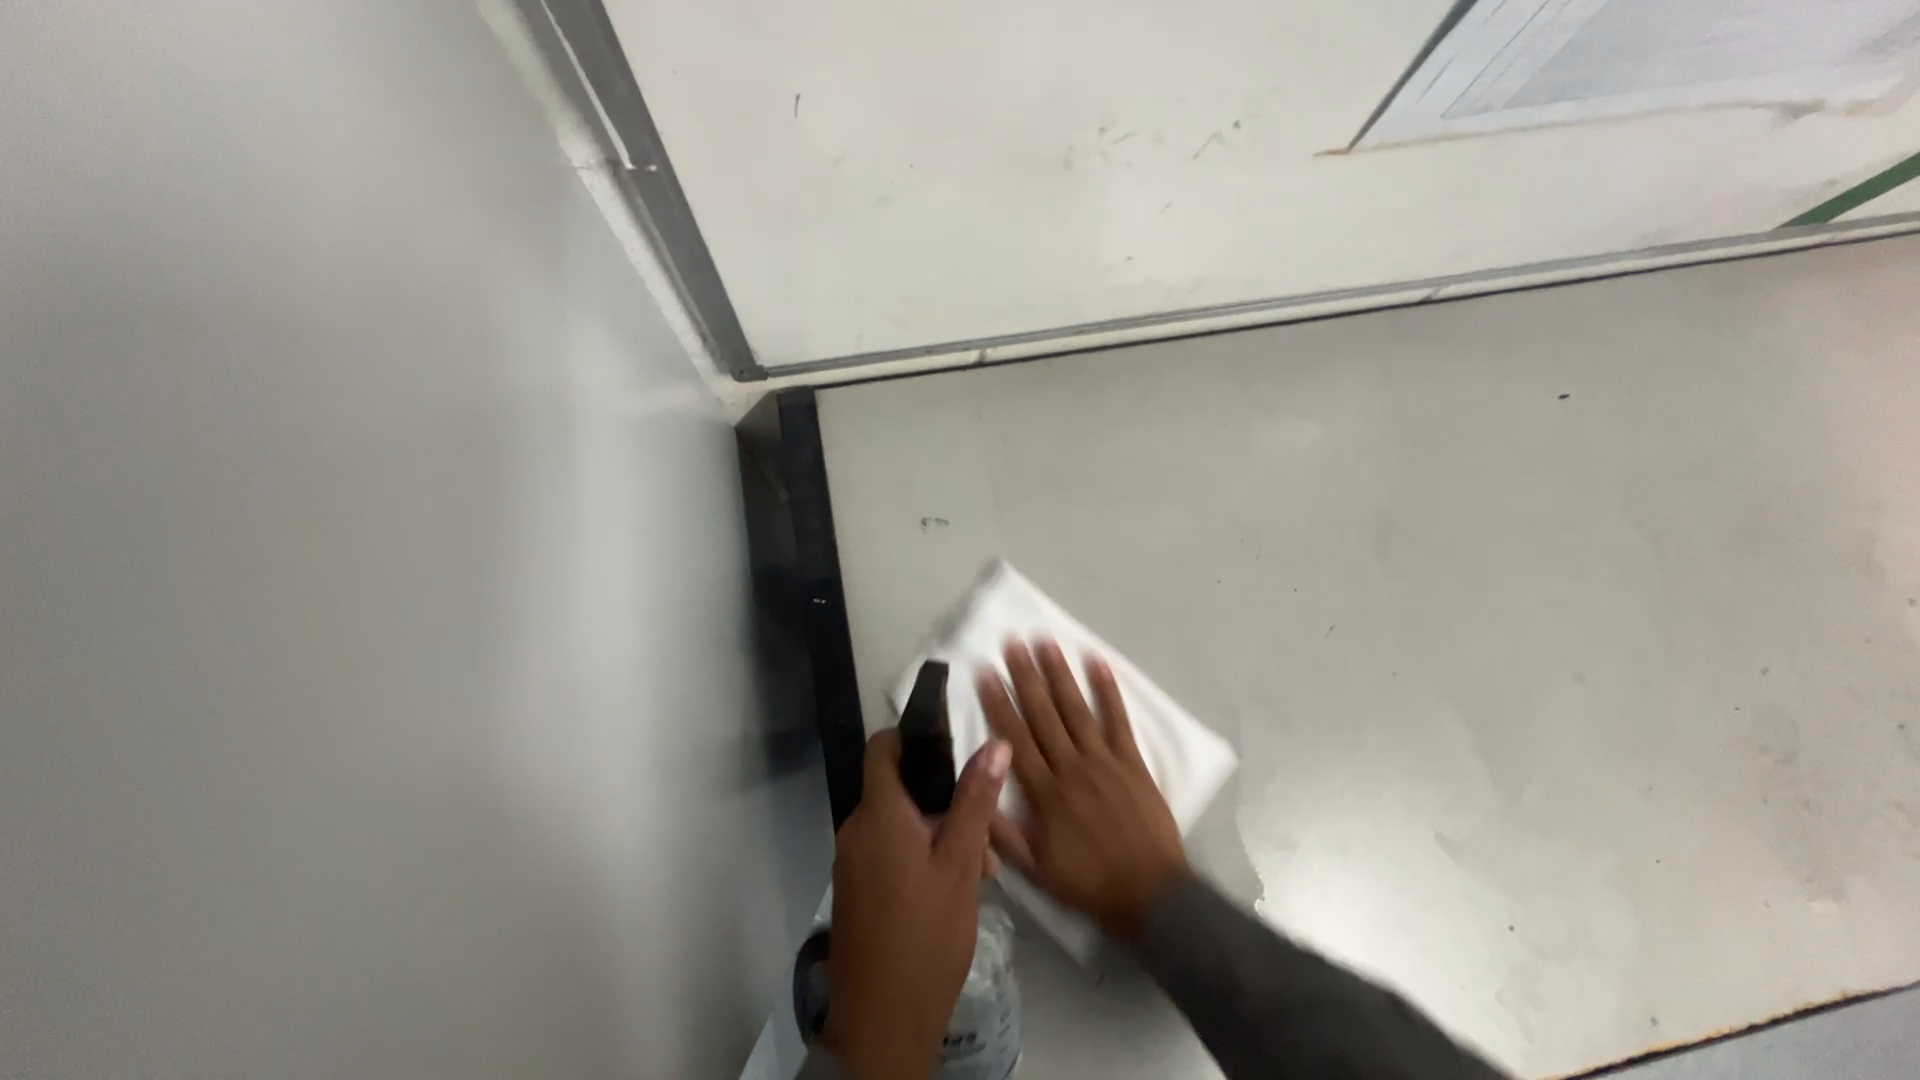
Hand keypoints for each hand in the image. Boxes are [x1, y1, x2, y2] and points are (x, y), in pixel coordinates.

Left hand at [822, 729, 1010, 1078]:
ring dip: (937, 832)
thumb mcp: (961, 863)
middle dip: (943, 799)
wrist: (881, 1019)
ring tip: (980, 867)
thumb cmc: (926, 934)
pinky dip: (919, 855)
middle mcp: (857, 829)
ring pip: (898, 824)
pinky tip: (953, 888)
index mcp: (878, 814)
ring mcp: (852, 862)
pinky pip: (888, 852)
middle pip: (898, 789)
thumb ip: (975, 801)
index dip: (913, 737)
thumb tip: (995, 745)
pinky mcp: (856, 890)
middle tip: (984, 829)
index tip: (952, 745)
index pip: (882, 748)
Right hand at [978, 640, 1188, 942]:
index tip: (985, 673)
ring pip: (1076, 709)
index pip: (1015, 739)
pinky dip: (1108, 691)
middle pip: (1043, 715)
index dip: (998, 704)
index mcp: (1045, 794)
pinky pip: (1118, 720)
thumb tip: (976, 800)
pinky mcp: (1132, 762)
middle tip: (1012, 642)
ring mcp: (1104, 762)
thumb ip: (1004, 835)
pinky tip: (1097, 663)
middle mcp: (1070, 768)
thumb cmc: (1089, 883)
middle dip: (1025, 676)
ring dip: (1060, 674)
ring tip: (1045, 643)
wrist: (1150, 893)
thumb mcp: (1036, 870)